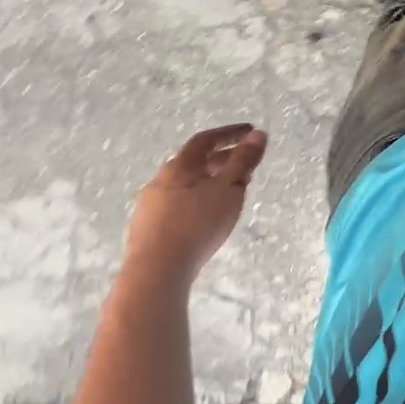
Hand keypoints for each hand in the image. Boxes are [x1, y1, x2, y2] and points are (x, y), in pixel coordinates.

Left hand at [124, 124, 268, 283]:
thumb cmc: (197, 223)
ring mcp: (149, 206)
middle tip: (244, 164)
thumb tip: (258, 134)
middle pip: (193, 162)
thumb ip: (244, 160)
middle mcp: (159, 181)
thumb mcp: (230, 187)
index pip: (205, 139)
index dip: (229, 133)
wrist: (155, 272)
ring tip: (230, 192)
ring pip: (185, 184)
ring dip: (209, 181)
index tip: (251, 131)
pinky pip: (177, 203)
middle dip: (221, 158)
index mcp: (178, 167)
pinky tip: (207, 215)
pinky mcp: (147, 229)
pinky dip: (196, 199)